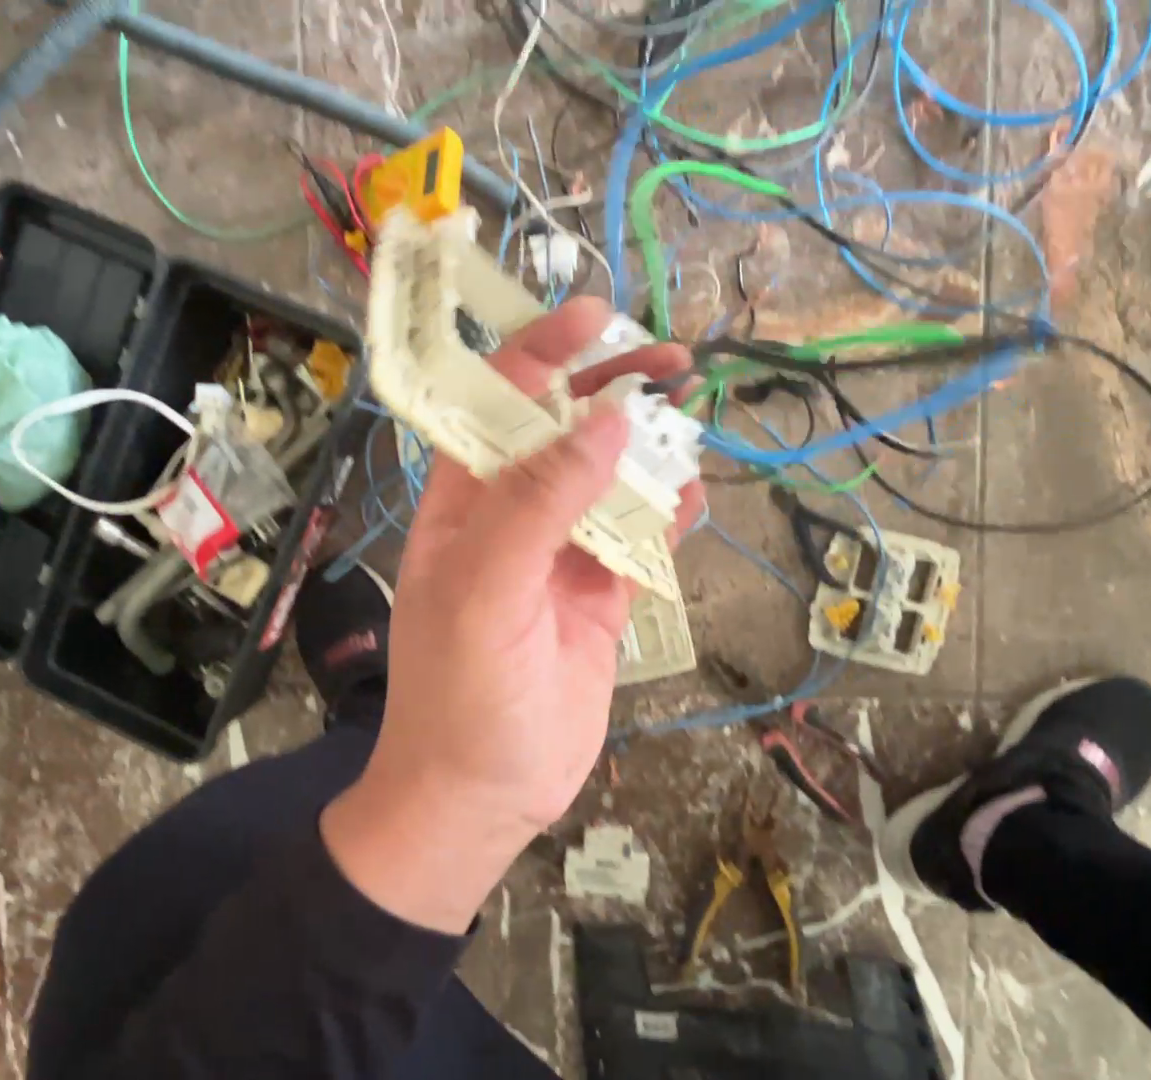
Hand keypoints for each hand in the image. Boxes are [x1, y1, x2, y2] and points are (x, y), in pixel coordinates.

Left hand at [322, 298, 702, 931]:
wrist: (482, 793)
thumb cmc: (459, 692)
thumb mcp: (484, 590)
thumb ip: (541, 503)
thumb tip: (608, 420)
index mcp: (463, 500)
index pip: (496, 403)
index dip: (539, 352)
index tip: (596, 317)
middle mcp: (511, 516)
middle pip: (563, 431)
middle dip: (610, 389)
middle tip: (674, 364)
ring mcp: (559, 554)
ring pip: (609, 481)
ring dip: (647, 450)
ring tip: (691, 425)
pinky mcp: (600, 595)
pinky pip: (638, 539)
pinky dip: (664, 513)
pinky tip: (689, 498)